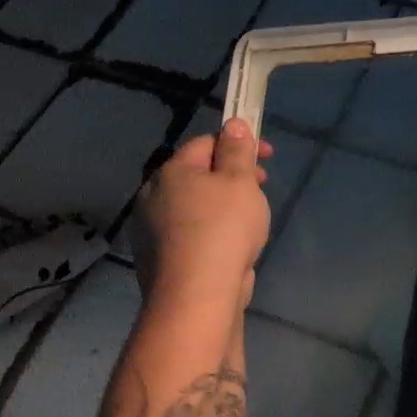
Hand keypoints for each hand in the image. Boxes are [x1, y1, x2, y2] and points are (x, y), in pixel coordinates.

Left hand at [136, 119, 273, 305]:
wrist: (196, 292)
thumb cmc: (223, 227)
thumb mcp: (240, 181)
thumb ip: (237, 150)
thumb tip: (232, 124)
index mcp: (171, 172)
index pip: (205, 143)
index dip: (238, 143)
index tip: (267, 157)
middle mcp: (153, 195)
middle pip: (197, 173)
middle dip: (231, 175)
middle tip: (260, 188)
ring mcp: (150, 228)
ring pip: (192, 203)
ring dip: (220, 202)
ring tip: (248, 218)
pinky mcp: (157, 256)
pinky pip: (187, 230)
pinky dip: (209, 228)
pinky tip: (228, 243)